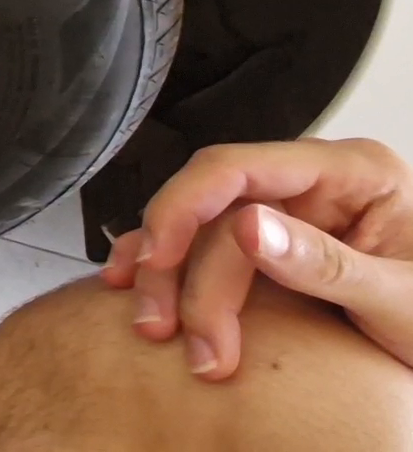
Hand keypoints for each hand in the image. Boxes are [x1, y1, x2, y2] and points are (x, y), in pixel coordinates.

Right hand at [101, 138, 412, 379]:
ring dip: (166, 279)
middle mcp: (306, 182)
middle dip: (179, 270)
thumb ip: (333, 266)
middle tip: (169, 324)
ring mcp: (281, 209)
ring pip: (192, 231)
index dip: (182, 207)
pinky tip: (141, 289)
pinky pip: (196, 246)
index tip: (160, 258)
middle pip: (208, 209)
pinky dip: (166, 271)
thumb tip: (247, 226)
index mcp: (352, 173)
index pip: (233, 169)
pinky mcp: (262, 240)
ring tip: (158, 325)